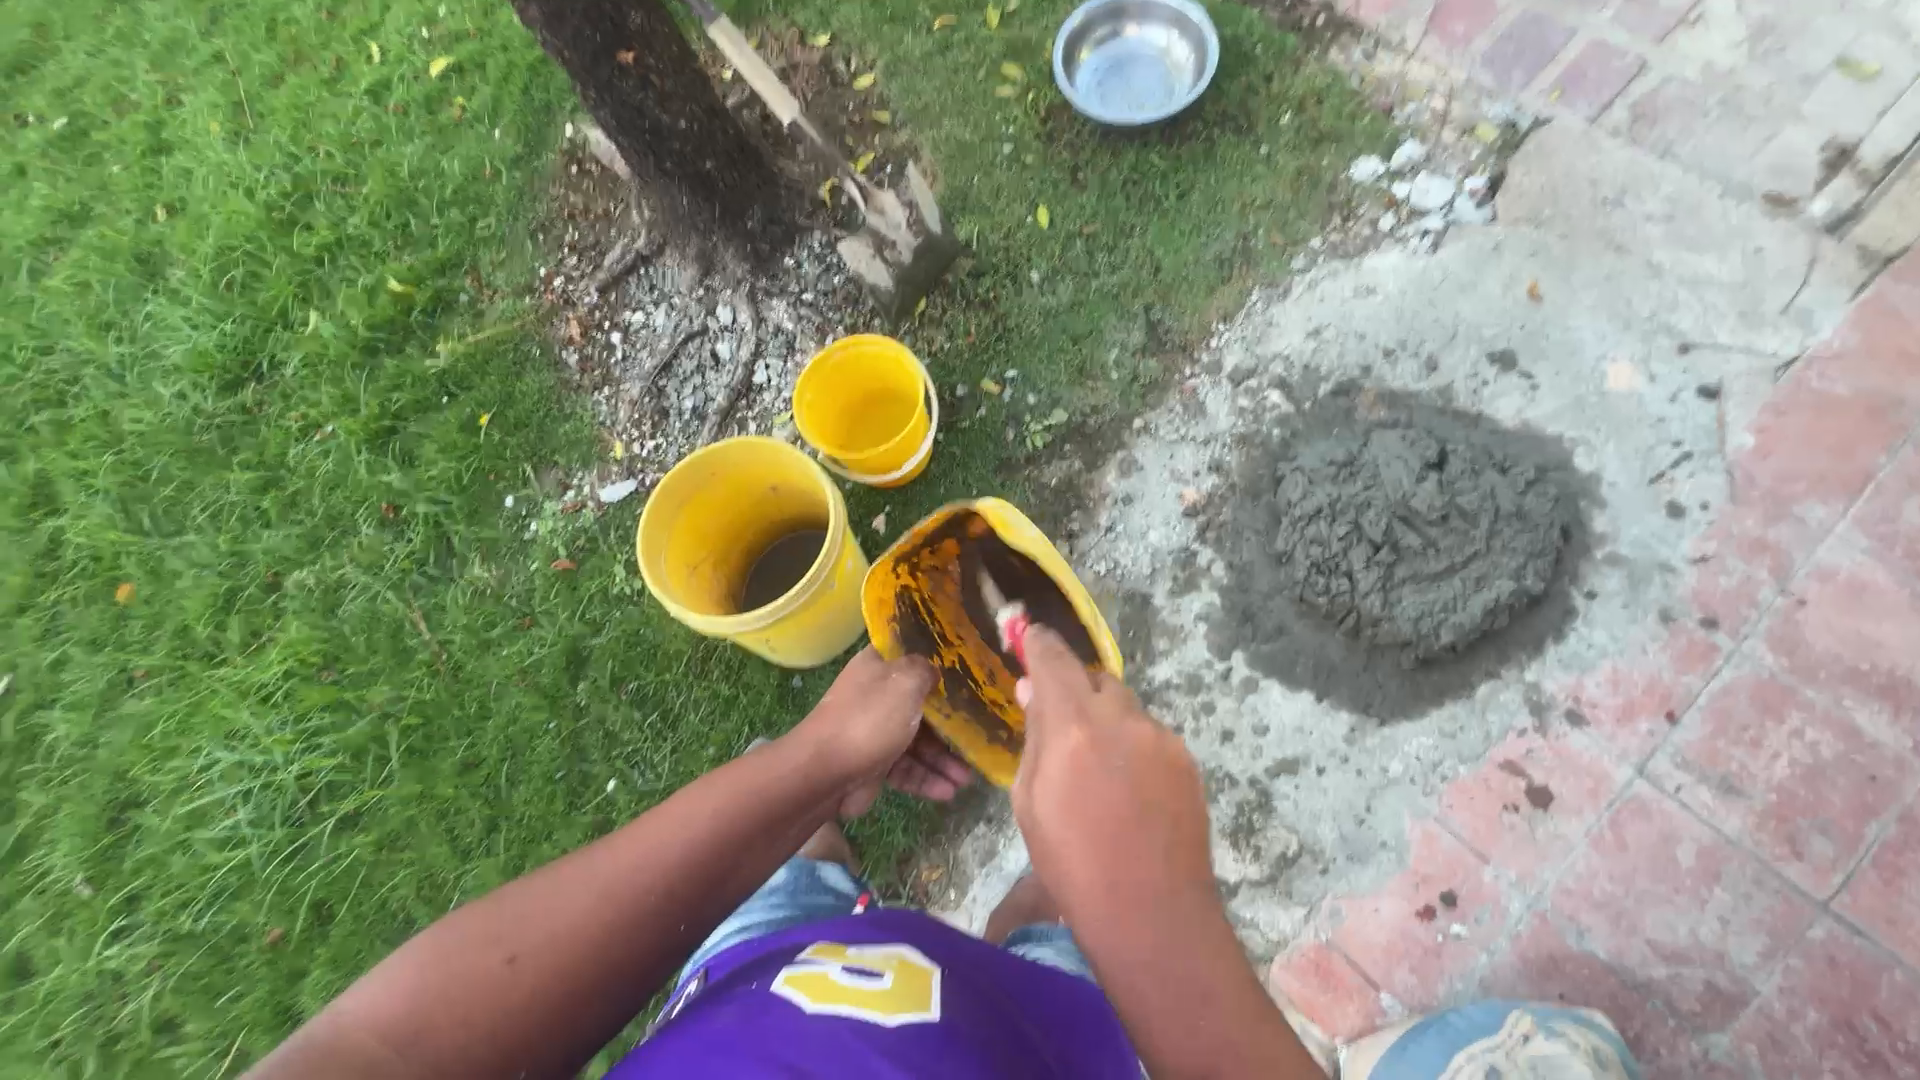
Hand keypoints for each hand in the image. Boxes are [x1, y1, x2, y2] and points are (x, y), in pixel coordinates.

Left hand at [790, 648, 971, 817]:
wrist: (824, 772)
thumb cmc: (869, 718)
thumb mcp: (905, 682)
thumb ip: (926, 670)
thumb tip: (934, 670)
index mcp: (879, 666)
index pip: (914, 656)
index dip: (942, 663)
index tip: (972, 674)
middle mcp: (878, 694)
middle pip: (924, 705)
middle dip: (952, 726)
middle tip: (980, 738)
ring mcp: (876, 730)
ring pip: (919, 743)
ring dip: (943, 760)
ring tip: (967, 780)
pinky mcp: (875, 763)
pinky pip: (908, 769)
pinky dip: (926, 779)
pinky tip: (948, 792)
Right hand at [1011, 628, 1319, 1079]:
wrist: (1153, 914)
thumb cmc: (1072, 865)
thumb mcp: (1030, 802)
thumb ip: (1035, 737)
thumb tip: (1033, 691)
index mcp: (1073, 728)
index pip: (1054, 659)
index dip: (1038, 643)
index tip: (1028, 635)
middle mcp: (1121, 719)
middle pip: (1094, 677)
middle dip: (1075, 688)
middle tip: (1062, 724)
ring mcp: (1160, 737)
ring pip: (1125, 706)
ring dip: (1105, 719)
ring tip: (1098, 770)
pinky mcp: (1186, 758)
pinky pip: (1150, 733)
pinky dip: (1132, 744)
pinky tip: (1129, 789)